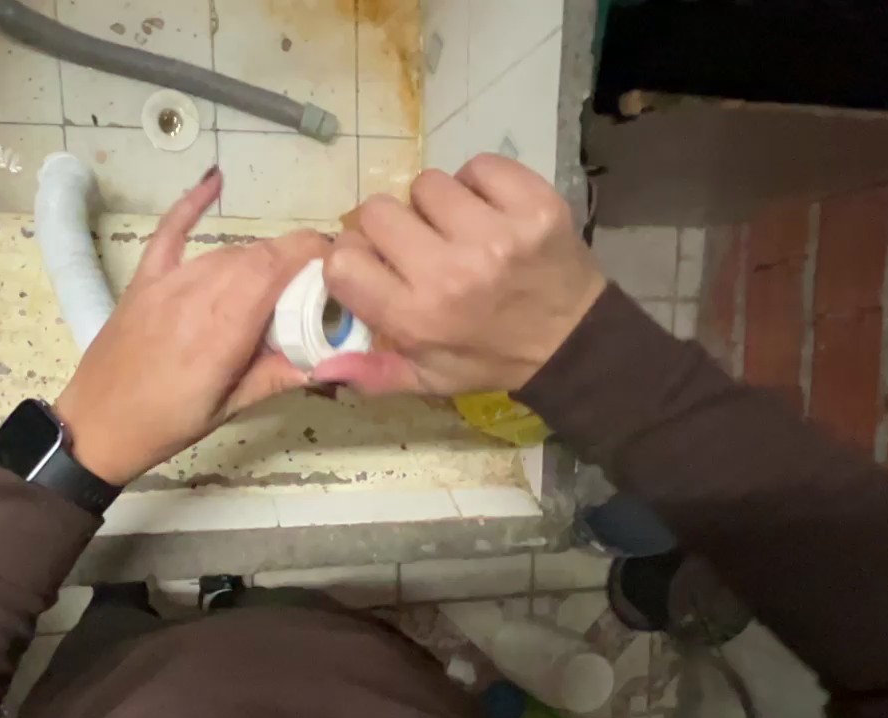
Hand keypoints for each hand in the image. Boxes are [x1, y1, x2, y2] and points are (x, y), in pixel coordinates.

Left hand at [53, 170, 327, 484]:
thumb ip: (277, 377)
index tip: (338, 264)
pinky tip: (214, 180)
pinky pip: (170, 232)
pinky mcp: (144, 279)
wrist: (98, 425)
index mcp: (224, 328)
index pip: (278, 266)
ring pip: (227, 251)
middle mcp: (199, 293)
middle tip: (317, 282)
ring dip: (260, 257)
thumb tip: (328, 360)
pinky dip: (192, 204)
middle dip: (295, 258)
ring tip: (280, 280)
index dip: (313, 254)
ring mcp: (169, 282)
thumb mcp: (230, 409)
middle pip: (258, 255)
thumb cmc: (168, 424)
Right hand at [315, 154, 606, 395]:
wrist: (569, 341)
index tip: (373, 265)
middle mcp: (449, 273)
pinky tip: (488, 213)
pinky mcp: (532, 204)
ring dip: (434, 206)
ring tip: (457, 231)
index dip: (352, 257)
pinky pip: (478, 167)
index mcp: (416, 318)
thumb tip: (318, 364)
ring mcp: (494, 235)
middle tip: (416, 247)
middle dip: (389, 228)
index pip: (344, 260)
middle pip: (378, 211)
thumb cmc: (485, 359)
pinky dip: (477, 185)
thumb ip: (371, 372)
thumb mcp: (426, 380)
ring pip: (426, 184)